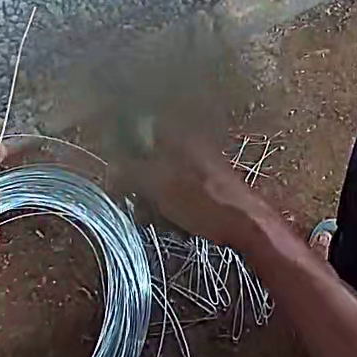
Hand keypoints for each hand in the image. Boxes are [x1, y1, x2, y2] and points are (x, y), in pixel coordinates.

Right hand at [128, 138, 277, 250]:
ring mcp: (196, 164)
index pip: (136, 131)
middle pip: (145, 160)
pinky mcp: (203, 184)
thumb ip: (128, 173)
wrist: (245, 223)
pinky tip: (176, 225)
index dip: (122, 156)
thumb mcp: (157, 185)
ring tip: (161, 221)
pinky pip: (176, 192)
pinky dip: (171, 207)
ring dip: (154, 202)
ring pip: (159, 179)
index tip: (119, 181)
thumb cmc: (200, 200)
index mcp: (175, 134)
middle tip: (143, 208)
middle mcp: (185, 143)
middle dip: (139, 187)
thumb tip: (110, 170)